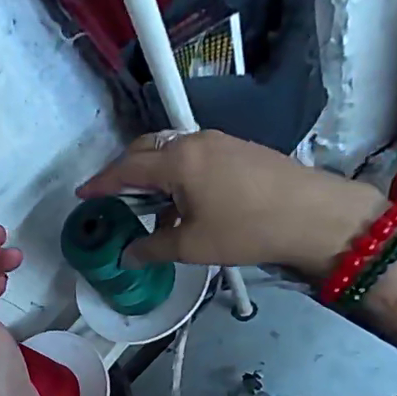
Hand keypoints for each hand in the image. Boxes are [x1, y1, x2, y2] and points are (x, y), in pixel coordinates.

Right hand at [76, 130, 387, 276]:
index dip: (102, 183)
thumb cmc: (247, 229)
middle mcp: (194, 141)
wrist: (311, 214)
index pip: (127, 167)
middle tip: (115, 198)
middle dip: (126, 172)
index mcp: (177, 160)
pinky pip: (196, 157)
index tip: (84, 193)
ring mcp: (220, 141)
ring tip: (153, 208)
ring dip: (156, 176)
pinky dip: (180, 176)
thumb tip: (129, 254)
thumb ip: (155, 248)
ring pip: (173, 153)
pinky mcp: (239, 149)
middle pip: (148, 150)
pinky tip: (188, 204)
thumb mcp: (194, 245)